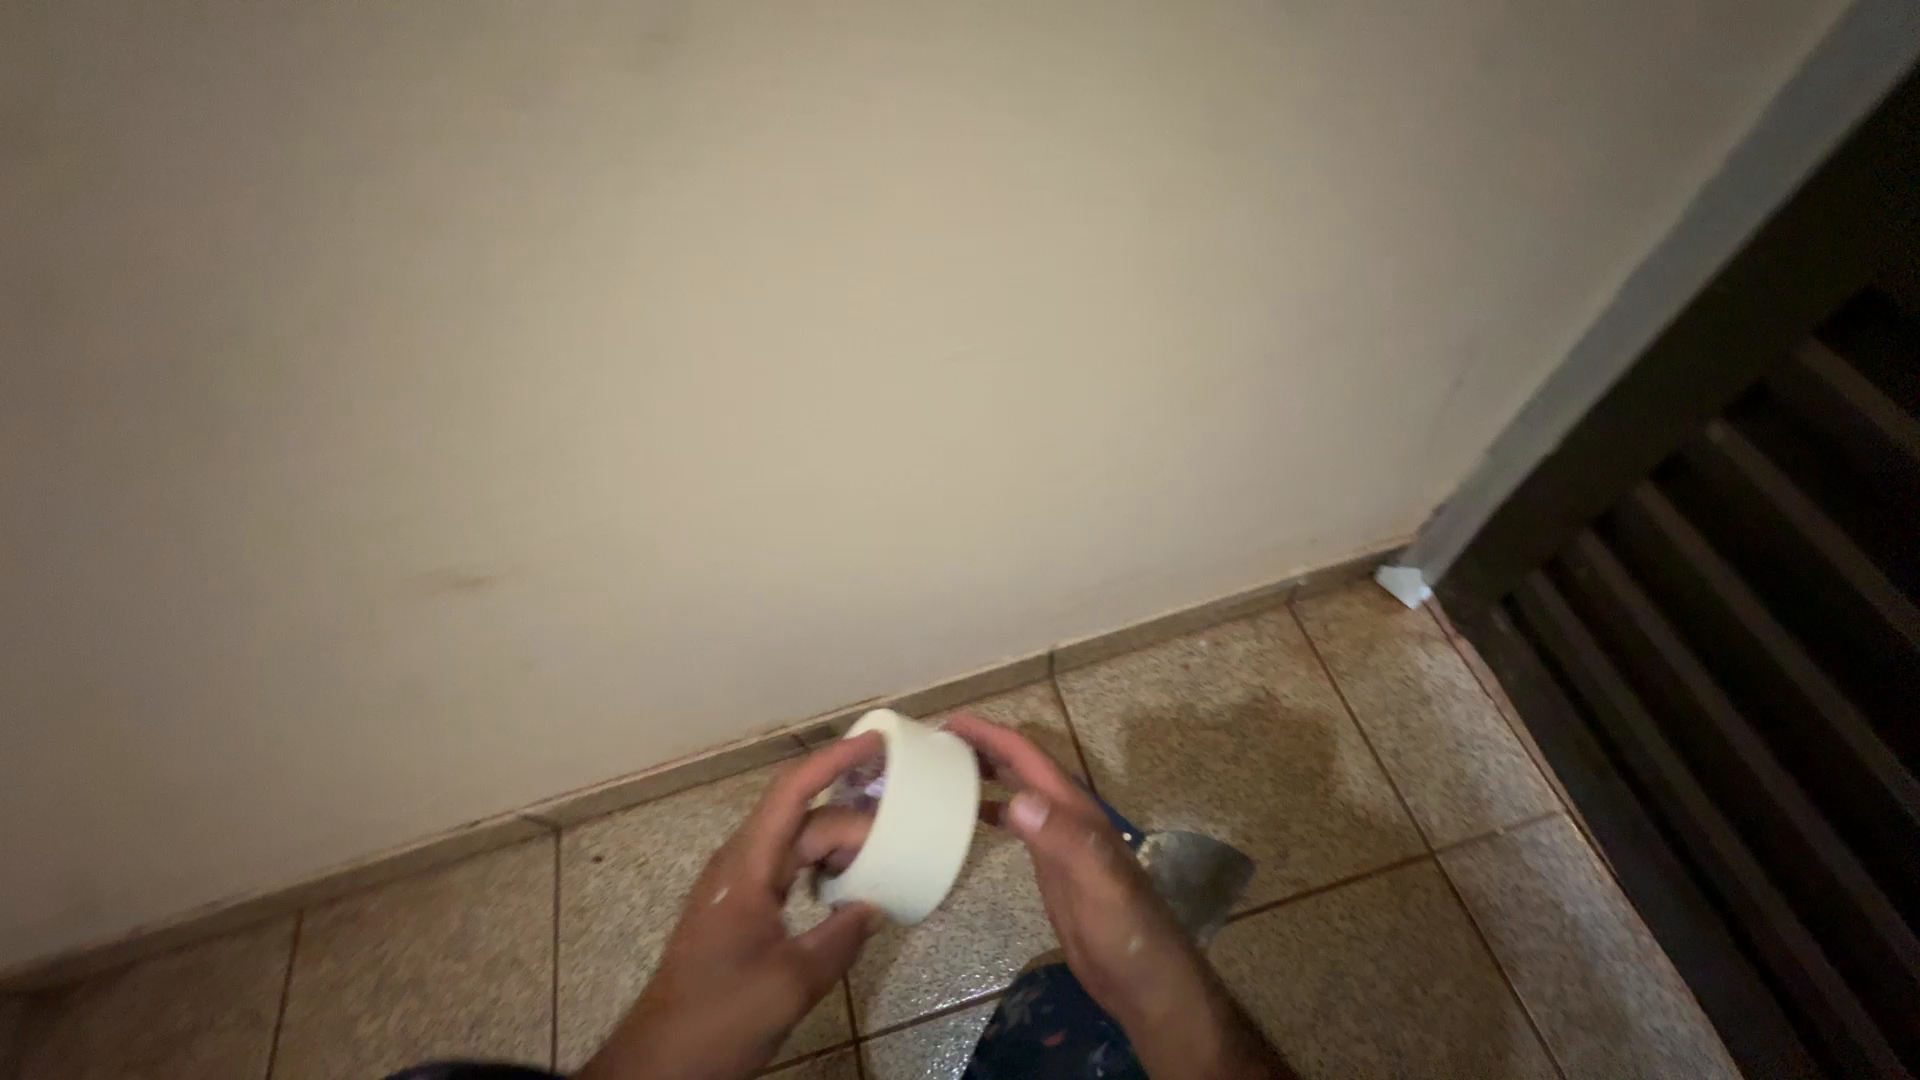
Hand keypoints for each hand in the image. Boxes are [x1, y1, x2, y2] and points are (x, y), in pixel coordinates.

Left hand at [578, 733, 884, 1079]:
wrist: (657, 1066)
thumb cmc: (717, 1016)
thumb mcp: (790, 983)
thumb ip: (840, 939)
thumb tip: (875, 906)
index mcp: (748, 865)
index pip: (792, 791)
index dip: (833, 760)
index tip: (875, 743)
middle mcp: (743, 862)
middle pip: (805, 820)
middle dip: (854, 822)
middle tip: (901, 837)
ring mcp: (741, 884)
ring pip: (800, 845)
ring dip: (840, 846)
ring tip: (883, 857)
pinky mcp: (744, 909)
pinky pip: (792, 871)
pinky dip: (825, 871)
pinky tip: (849, 890)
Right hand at [944, 714, 1295, 1079]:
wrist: (1143, 980)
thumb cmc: (1123, 931)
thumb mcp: (1097, 881)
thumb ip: (1063, 839)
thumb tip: (1018, 800)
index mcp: (1073, 808)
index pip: (1026, 756)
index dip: (989, 734)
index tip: (949, 722)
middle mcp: (1064, 814)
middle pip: (1020, 765)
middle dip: (981, 745)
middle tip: (935, 741)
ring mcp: (1057, 838)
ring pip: (1017, 789)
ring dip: (985, 772)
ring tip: (944, 769)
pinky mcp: (1050, 863)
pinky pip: (1017, 821)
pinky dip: (993, 808)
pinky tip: (971, 815)